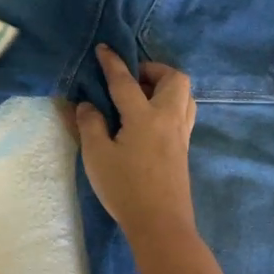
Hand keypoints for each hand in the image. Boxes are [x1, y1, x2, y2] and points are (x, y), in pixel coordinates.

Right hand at [57, 45, 198, 246]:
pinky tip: (146, 119)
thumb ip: (90, 124)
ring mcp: (180, 135)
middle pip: (175, 80)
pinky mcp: (183, 149)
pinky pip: (183, 113)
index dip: (112, 63)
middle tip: (130, 78)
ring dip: (165, 87)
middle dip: (153, 69)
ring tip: (140, 96)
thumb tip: (89, 105)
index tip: (103, 48)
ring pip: (184, 96)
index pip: (126, 81)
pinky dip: (168, 104)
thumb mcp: (96, 155)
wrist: (160, 224)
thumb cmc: (124, 188)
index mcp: (144, 117)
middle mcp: (168, 119)